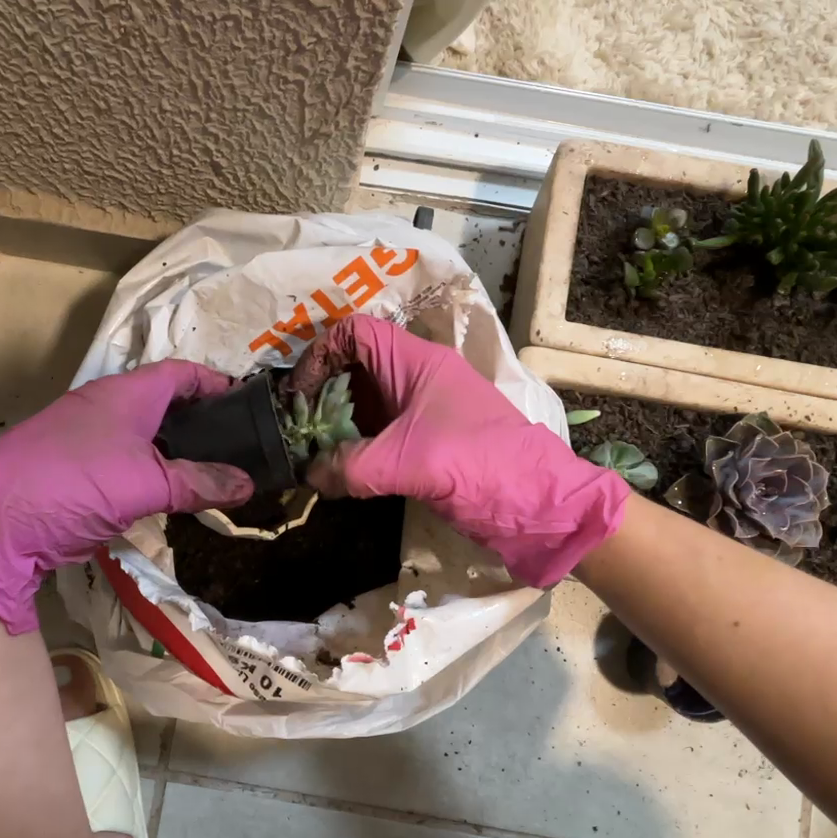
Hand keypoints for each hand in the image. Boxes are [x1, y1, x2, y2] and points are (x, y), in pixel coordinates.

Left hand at [0, 360, 254, 633]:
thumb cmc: (74, 484)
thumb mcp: (146, 483)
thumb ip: (198, 482)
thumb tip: (248, 484)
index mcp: (125, 393)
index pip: (180, 373)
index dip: (216, 383)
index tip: (249, 403)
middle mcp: (106, 407)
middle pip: (164, 403)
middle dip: (202, 421)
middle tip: (239, 444)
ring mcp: (87, 440)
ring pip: (145, 437)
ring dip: (177, 451)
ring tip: (214, 471)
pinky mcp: (76, 472)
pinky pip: (127, 464)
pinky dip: (153, 474)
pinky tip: (171, 495)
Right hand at [291, 316, 628, 586]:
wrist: (539, 505)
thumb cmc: (479, 465)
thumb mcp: (408, 464)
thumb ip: (350, 467)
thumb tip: (309, 475)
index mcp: (416, 362)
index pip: (356, 332)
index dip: (321, 353)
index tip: (300, 393)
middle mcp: (416, 379)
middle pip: (354, 367)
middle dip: (322, 393)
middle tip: (298, 427)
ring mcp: (421, 411)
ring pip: (365, 403)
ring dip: (335, 425)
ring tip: (310, 452)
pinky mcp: (424, 443)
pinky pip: (377, 434)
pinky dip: (353, 448)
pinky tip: (337, 472)